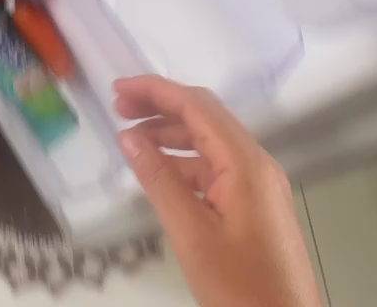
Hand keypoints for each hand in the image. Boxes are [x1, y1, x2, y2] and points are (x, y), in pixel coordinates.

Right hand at [115, 76, 321, 306]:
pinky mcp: (255, 203)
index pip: (195, 106)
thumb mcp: (191, 232)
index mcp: (245, 162)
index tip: (117, 90)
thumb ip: (159, 178)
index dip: (154, 91)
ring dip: (169, 132)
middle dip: (159, 106)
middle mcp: (256, 163)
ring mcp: (258, 183)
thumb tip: (129, 136)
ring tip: (132, 139)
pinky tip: (159, 171)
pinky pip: (215, 165)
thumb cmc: (240, 286)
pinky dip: (184, 159)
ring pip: (208, 139)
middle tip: (119, 110)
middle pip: (203, 115)